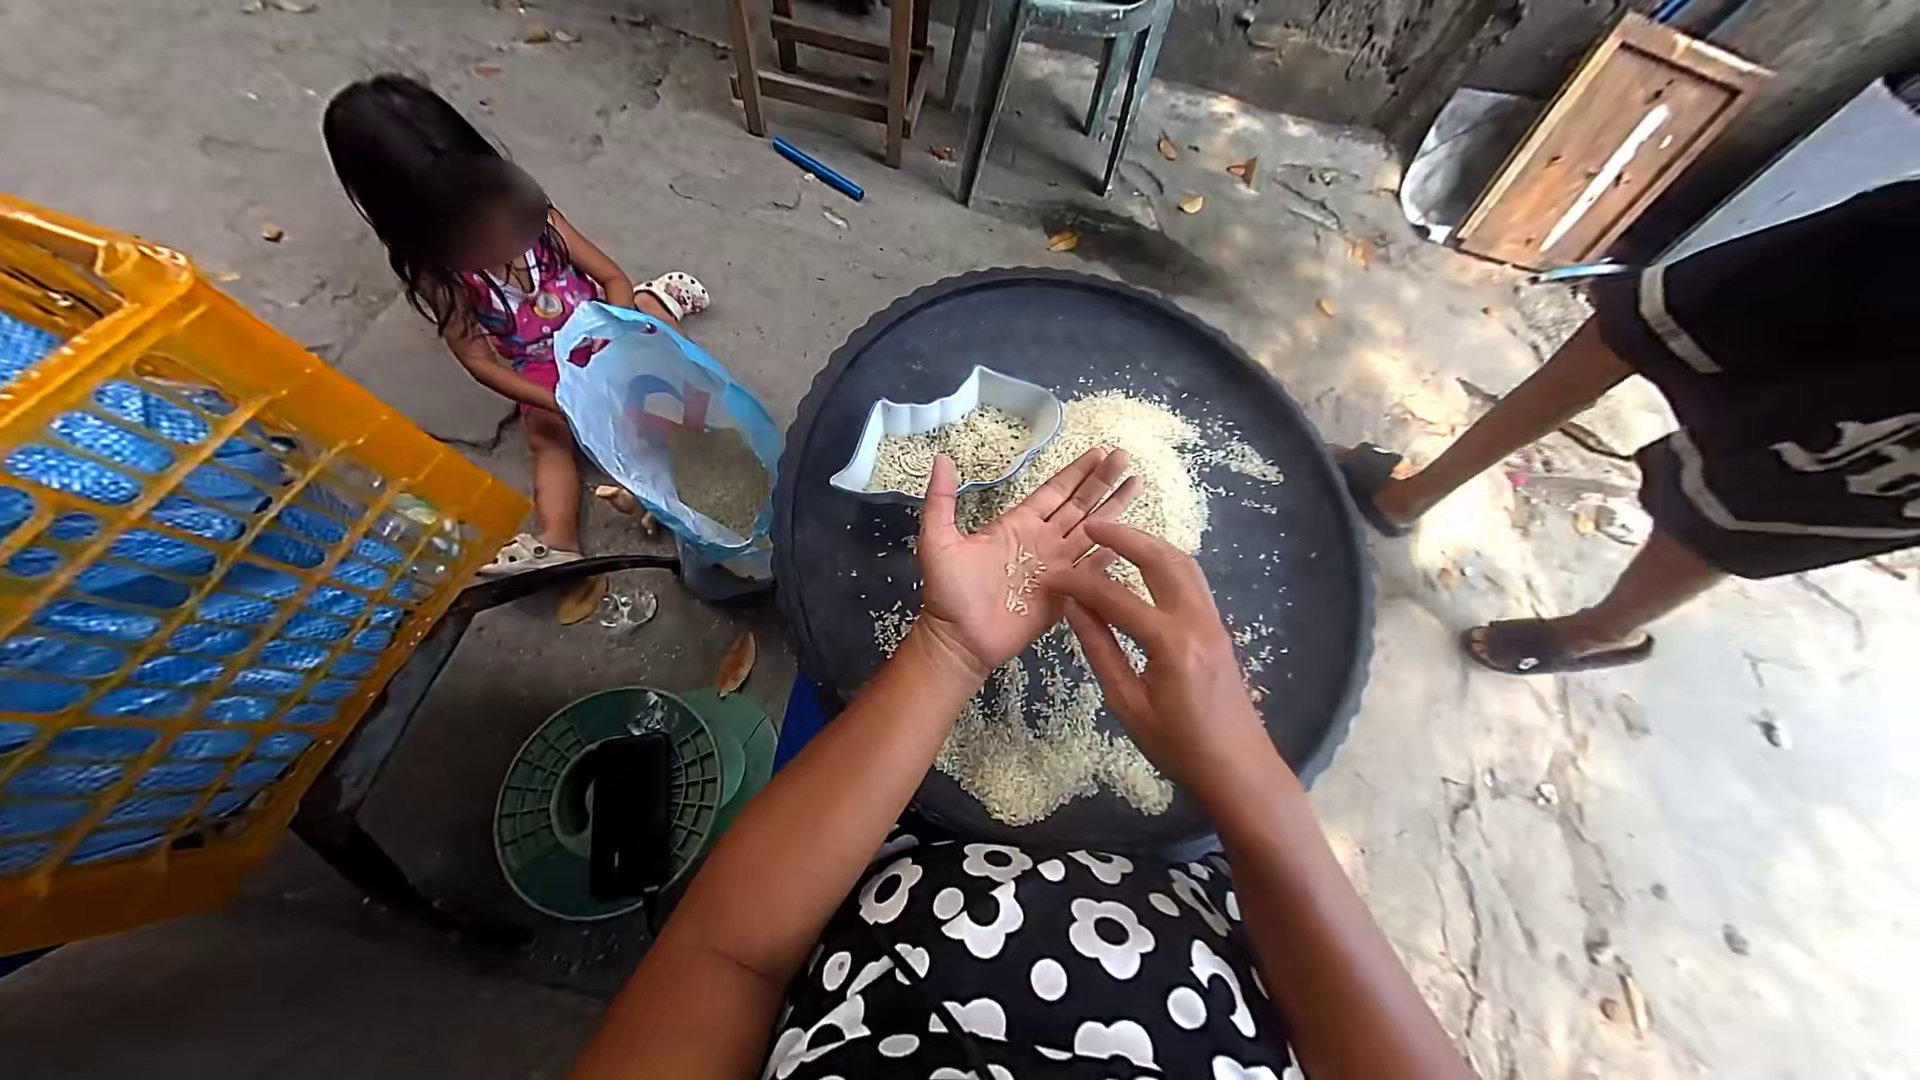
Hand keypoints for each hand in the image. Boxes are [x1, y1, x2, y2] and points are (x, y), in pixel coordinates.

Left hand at [913, 448, 1139, 681]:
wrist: (959, 639)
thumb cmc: (948, 591)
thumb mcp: (938, 539)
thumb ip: (942, 499)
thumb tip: (942, 458)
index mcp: (1017, 525)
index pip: (1054, 491)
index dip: (1076, 472)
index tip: (1098, 452)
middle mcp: (1042, 541)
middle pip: (1079, 505)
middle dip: (1101, 481)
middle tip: (1123, 456)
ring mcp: (1056, 567)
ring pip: (1092, 531)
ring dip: (1114, 508)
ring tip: (1135, 483)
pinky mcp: (1066, 593)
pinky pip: (1093, 569)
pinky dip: (1111, 552)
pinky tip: (1132, 536)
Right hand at [1047, 521, 1283, 797]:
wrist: (1240, 771)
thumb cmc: (1179, 747)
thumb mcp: (1127, 703)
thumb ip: (1100, 649)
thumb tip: (1074, 607)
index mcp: (1170, 644)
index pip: (1115, 598)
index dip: (1079, 583)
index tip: (1051, 576)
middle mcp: (1196, 621)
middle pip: (1161, 560)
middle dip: (1126, 537)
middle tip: (1092, 527)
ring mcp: (1213, 621)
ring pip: (1183, 564)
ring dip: (1150, 543)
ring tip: (1117, 536)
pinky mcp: (1218, 628)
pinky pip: (1192, 581)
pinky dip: (1166, 562)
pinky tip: (1146, 565)